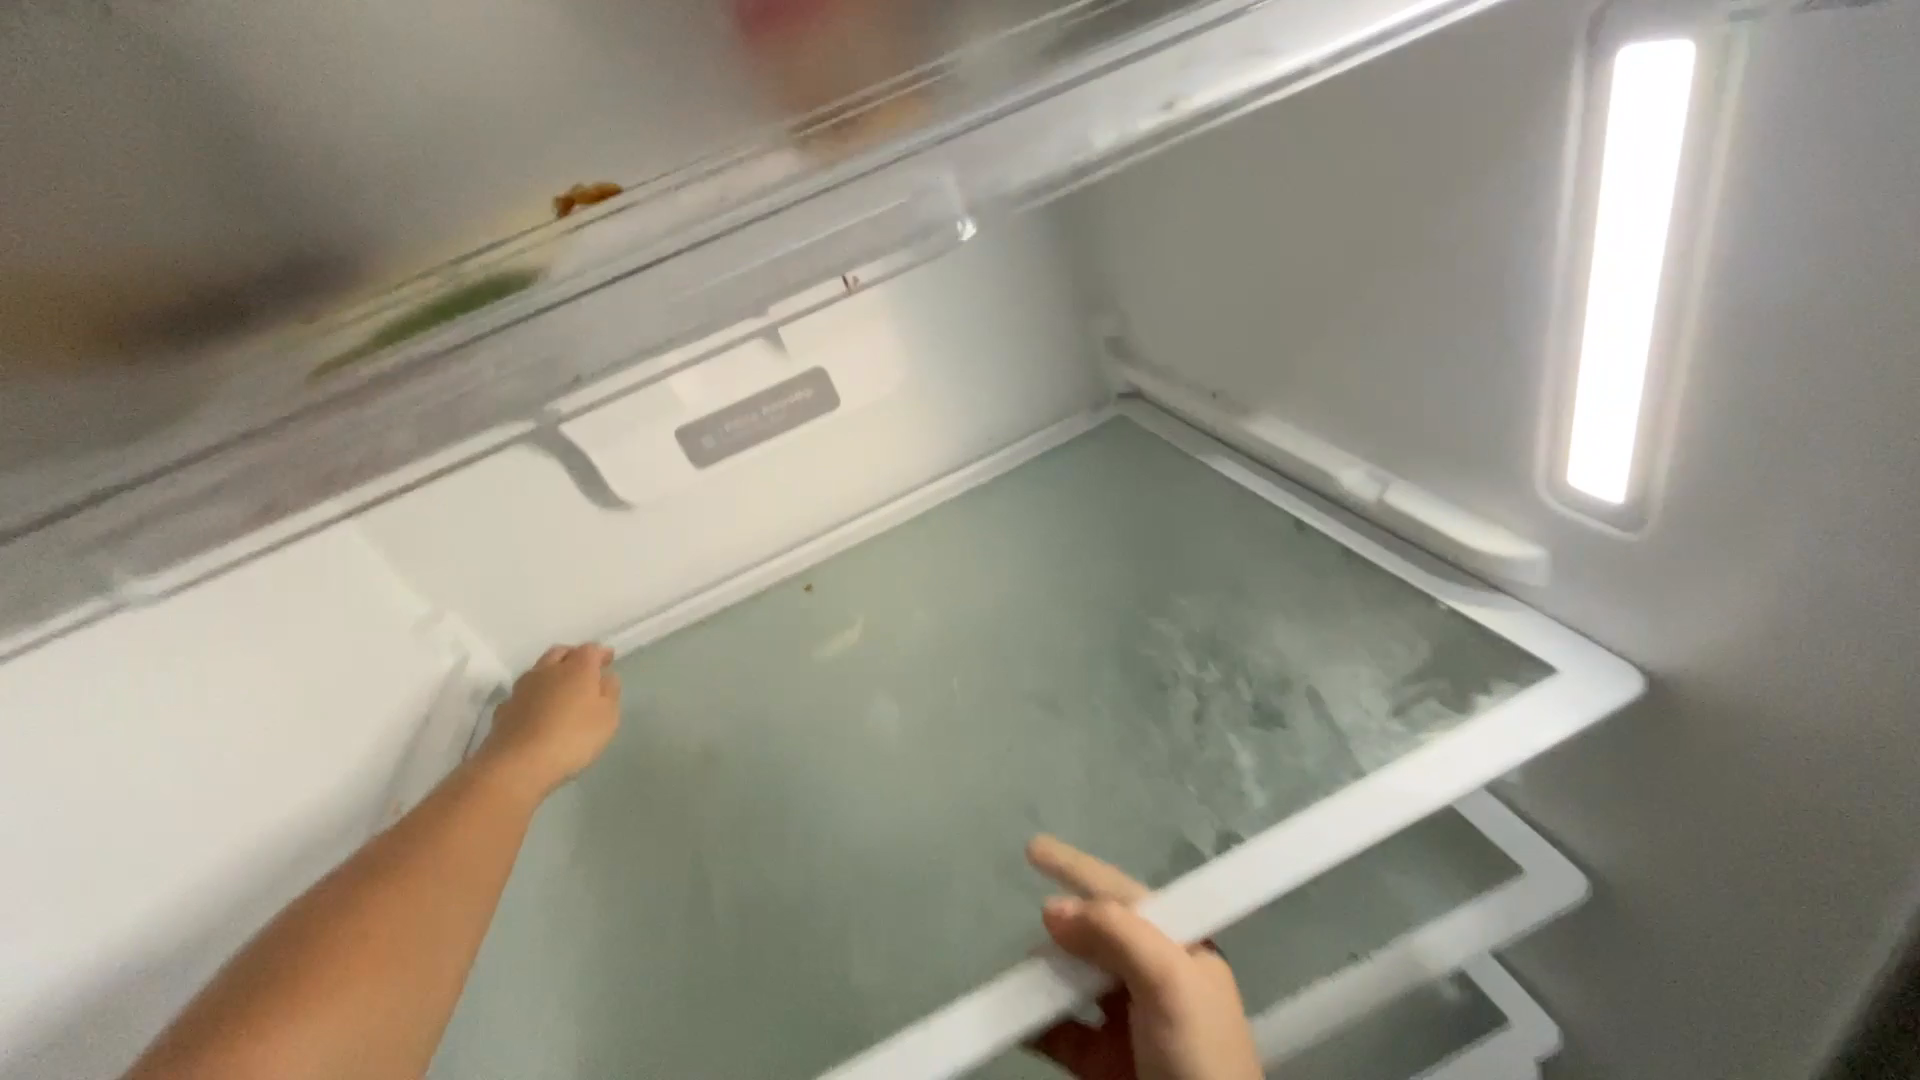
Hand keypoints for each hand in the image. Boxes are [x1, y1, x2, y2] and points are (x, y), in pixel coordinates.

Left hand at [476, 644, 621, 799]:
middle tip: (585, 669)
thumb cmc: (573, 738)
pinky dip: (535, 695)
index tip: (609, 659)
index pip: (591, 649)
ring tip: (561, 690)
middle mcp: (547, 671)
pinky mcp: (504, 708)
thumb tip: (606, 676)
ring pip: (539, 670)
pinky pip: (524, 693)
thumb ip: (610, 692)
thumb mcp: (607, 717)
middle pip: (560, 652)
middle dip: (574, 656)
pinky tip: (539, 710)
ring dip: (551, 674)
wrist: (517, 765)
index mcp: (577, 668)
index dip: (601, 653)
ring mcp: (522, 689)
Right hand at [1026, 836, 1264, 1079]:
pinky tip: (1015, 1019)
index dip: (1079, 869)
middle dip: (1060, 926)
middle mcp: (1150, 978)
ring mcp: (1125, 1021)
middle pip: (1092, 936)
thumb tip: (1053, 909)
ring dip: (1043, 974)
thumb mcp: (1170, 983)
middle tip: (1035, 923)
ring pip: (1071, 980)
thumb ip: (1117, 935)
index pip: (1122, 894)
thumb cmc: (1201, 1054)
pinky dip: (1035, 1022)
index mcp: (1178, 948)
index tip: (1033, 848)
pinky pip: (1059, 1031)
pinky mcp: (1103, 1063)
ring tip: (1019, 976)